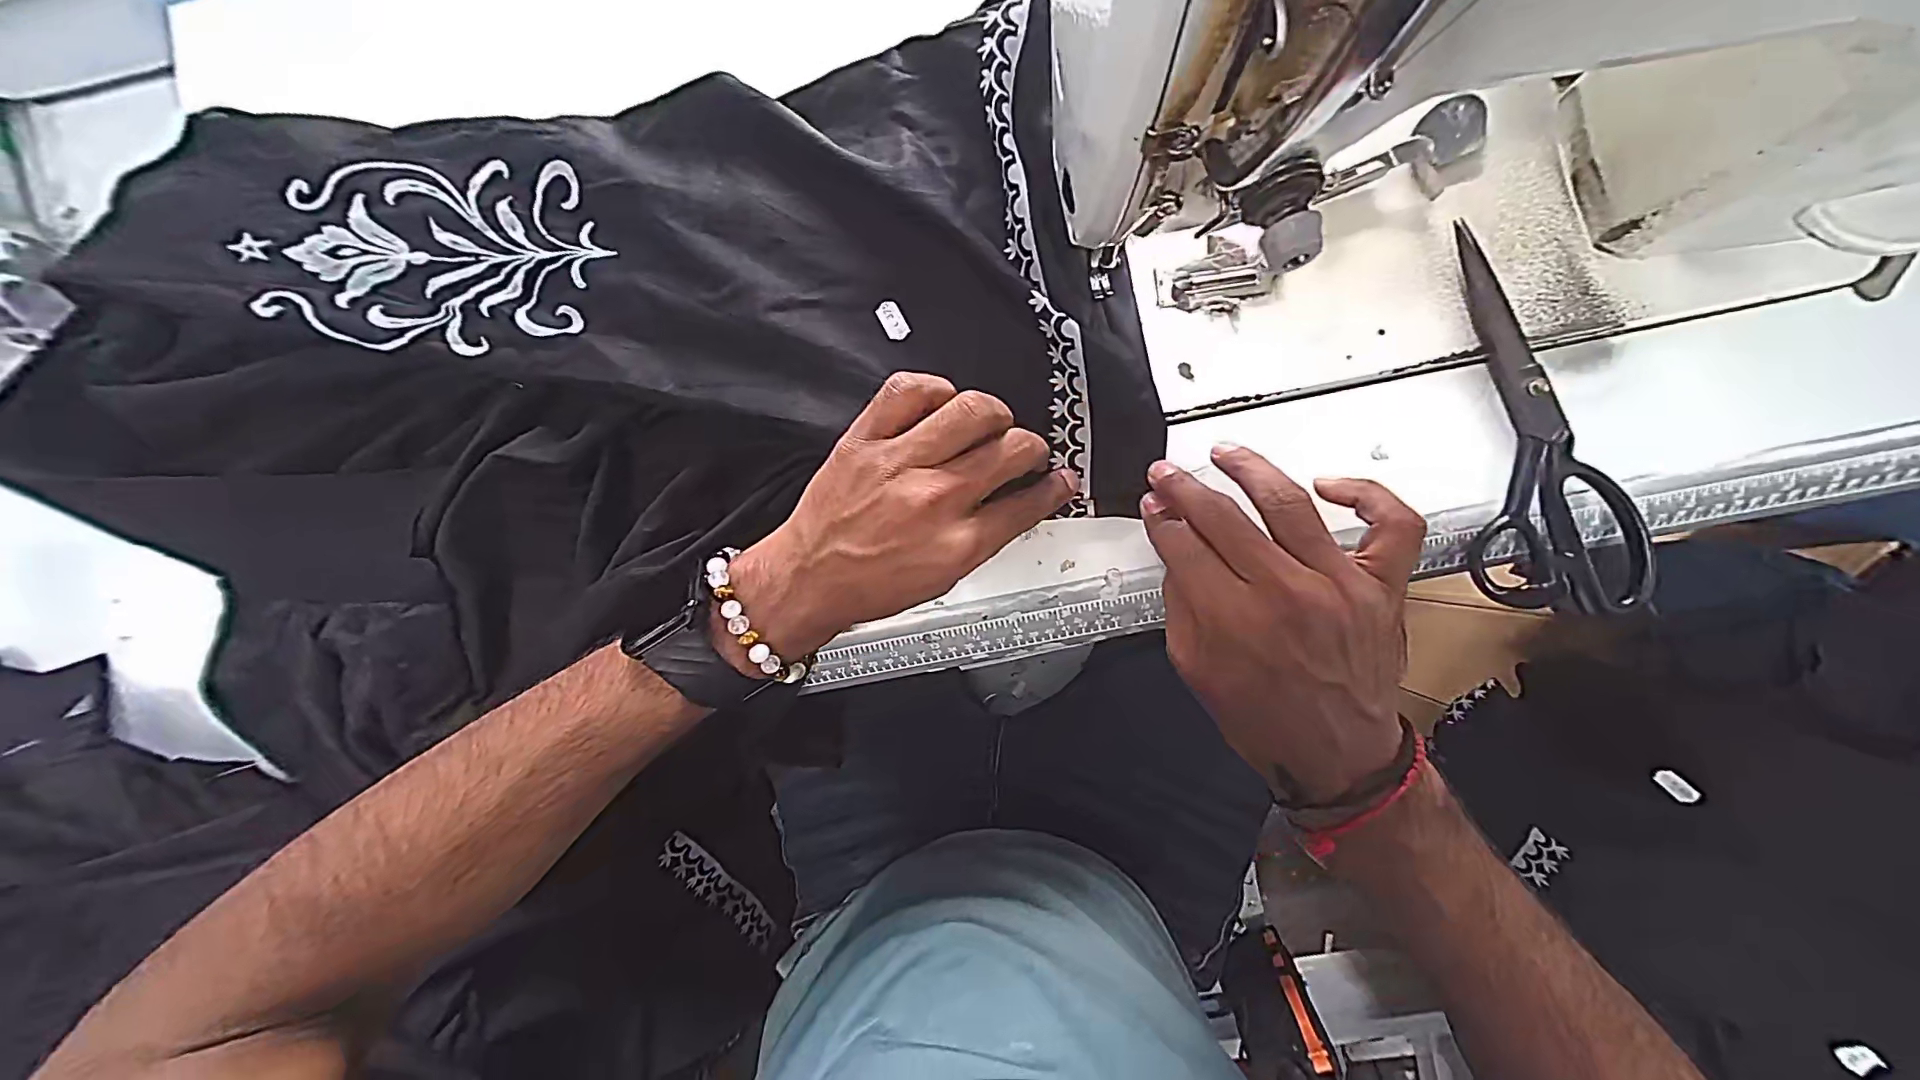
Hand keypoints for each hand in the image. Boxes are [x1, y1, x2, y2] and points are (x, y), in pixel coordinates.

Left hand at [723, 372, 1075, 664]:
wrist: (808, 579)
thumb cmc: (868, 585)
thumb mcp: (943, 578)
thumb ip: (986, 538)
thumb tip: (1018, 507)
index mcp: (958, 542)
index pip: (1028, 503)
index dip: (1055, 488)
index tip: (1060, 480)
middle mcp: (934, 498)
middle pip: (1012, 450)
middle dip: (1033, 448)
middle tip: (1027, 452)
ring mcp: (899, 463)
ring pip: (973, 411)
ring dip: (995, 414)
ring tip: (991, 424)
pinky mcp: (865, 440)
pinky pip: (909, 390)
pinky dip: (935, 389)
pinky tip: (941, 403)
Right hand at [1141, 445, 1425, 803]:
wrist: (1337, 754)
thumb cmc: (1268, 719)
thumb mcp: (1195, 667)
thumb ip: (1181, 605)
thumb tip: (1176, 556)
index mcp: (1232, 620)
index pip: (1183, 544)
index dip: (1161, 519)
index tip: (1154, 507)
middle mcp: (1284, 595)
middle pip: (1222, 517)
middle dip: (1184, 489)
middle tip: (1168, 474)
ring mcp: (1338, 585)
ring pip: (1288, 503)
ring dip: (1249, 469)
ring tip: (1227, 453)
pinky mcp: (1380, 586)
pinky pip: (1390, 522)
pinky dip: (1365, 492)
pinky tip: (1329, 483)